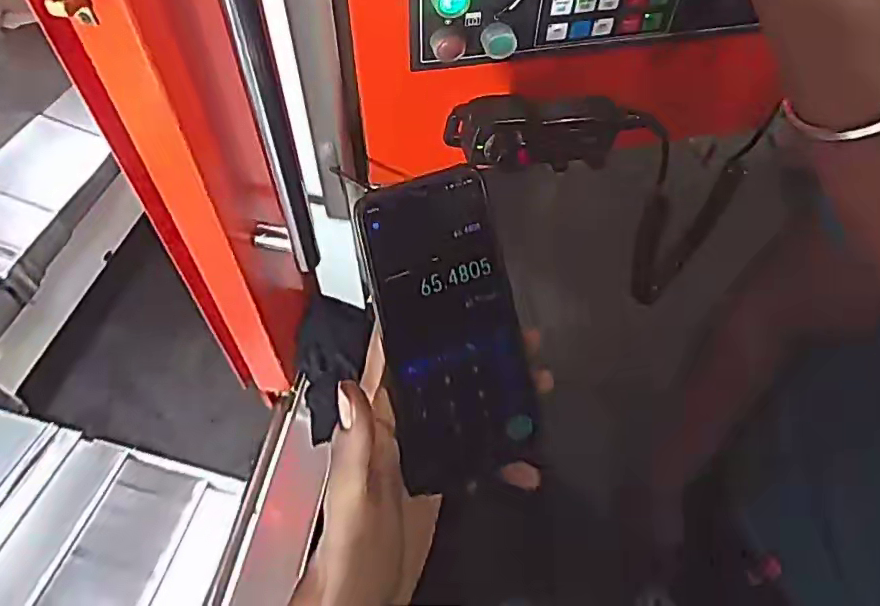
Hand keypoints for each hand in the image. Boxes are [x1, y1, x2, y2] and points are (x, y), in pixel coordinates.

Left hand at [292, 332, 554, 605]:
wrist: (363, 595)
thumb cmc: (347, 548)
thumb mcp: (351, 494)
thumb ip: (354, 443)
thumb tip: (350, 390)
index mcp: (375, 421)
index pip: (393, 362)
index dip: (415, 329)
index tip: (438, 302)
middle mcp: (399, 426)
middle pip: (442, 376)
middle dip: (477, 353)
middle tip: (511, 339)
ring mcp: (422, 448)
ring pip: (465, 405)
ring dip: (498, 394)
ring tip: (531, 382)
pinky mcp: (439, 472)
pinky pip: (476, 449)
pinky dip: (501, 453)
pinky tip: (522, 460)